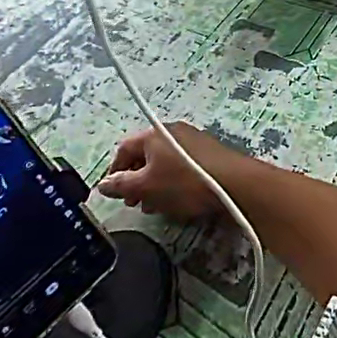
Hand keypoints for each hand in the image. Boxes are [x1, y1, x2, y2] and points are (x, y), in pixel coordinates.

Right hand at [96, 122, 249, 220]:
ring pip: (164, 163)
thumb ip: (121, 185)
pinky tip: (177, 200)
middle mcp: (173, 131)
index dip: (114, 172)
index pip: (123, 149)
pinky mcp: (208, 153)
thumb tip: (102, 184)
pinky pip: (182, 166)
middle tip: (134, 203)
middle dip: (136, 181)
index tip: (112, 193)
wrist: (234, 182)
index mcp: (154, 134)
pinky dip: (173, 181)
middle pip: (145, 155)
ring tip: (155, 206)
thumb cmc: (184, 182)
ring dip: (154, 184)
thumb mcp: (146, 187)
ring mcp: (193, 140)